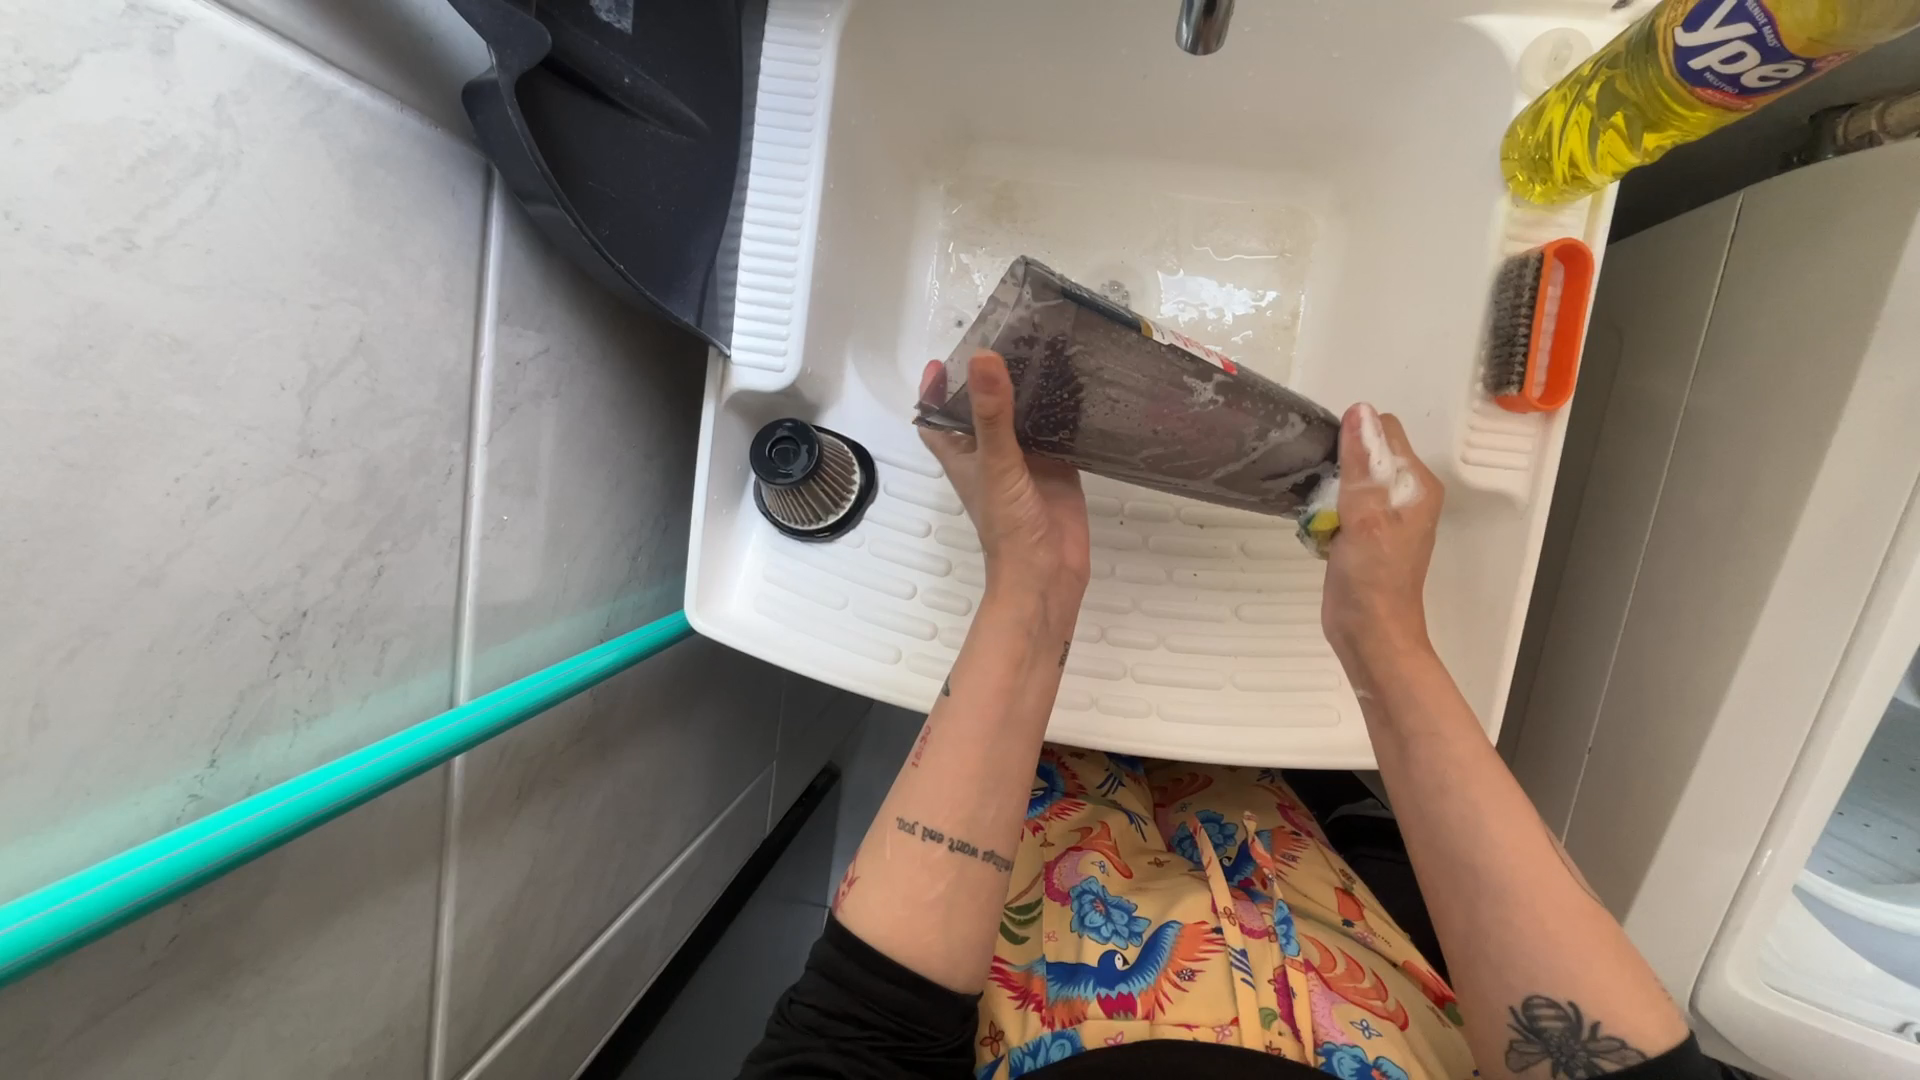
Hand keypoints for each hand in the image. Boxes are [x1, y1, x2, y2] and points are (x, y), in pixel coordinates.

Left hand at [918, 351, 1090, 629]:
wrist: (1047, 573)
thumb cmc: (1008, 525)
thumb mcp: (996, 463)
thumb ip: (992, 414)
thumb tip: (982, 357)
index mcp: (963, 454)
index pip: (936, 418)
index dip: (935, 390)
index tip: (945, 358)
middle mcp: (991, 453)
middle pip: (984, 409)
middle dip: (992, 379)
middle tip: (1010, 333)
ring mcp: (1026, 460)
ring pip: (1024, 416)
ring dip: (1031, 389)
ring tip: (1047, 346)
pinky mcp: (1058, 468)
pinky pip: (1058, 431)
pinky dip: (1064, 410)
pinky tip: (1080, 382)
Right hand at [1321, 403, 1442, 667]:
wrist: (1368, 632)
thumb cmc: (1372, 578)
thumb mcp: (1365, 515)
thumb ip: (1360, 464)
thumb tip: (1358, 411)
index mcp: (1415, 485)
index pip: (1384, 432)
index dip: (1352, 436)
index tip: (1326, 459)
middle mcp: (1403, 495)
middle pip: (1364, 453)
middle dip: (1336, 462)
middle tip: (1317, 488)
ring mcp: (1382, 516)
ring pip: (1347, 479)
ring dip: (1326, 487)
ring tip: (1314, 508)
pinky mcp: (1361, 533)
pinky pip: (1338, 504)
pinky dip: (1322, 509)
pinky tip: (1314, 526)